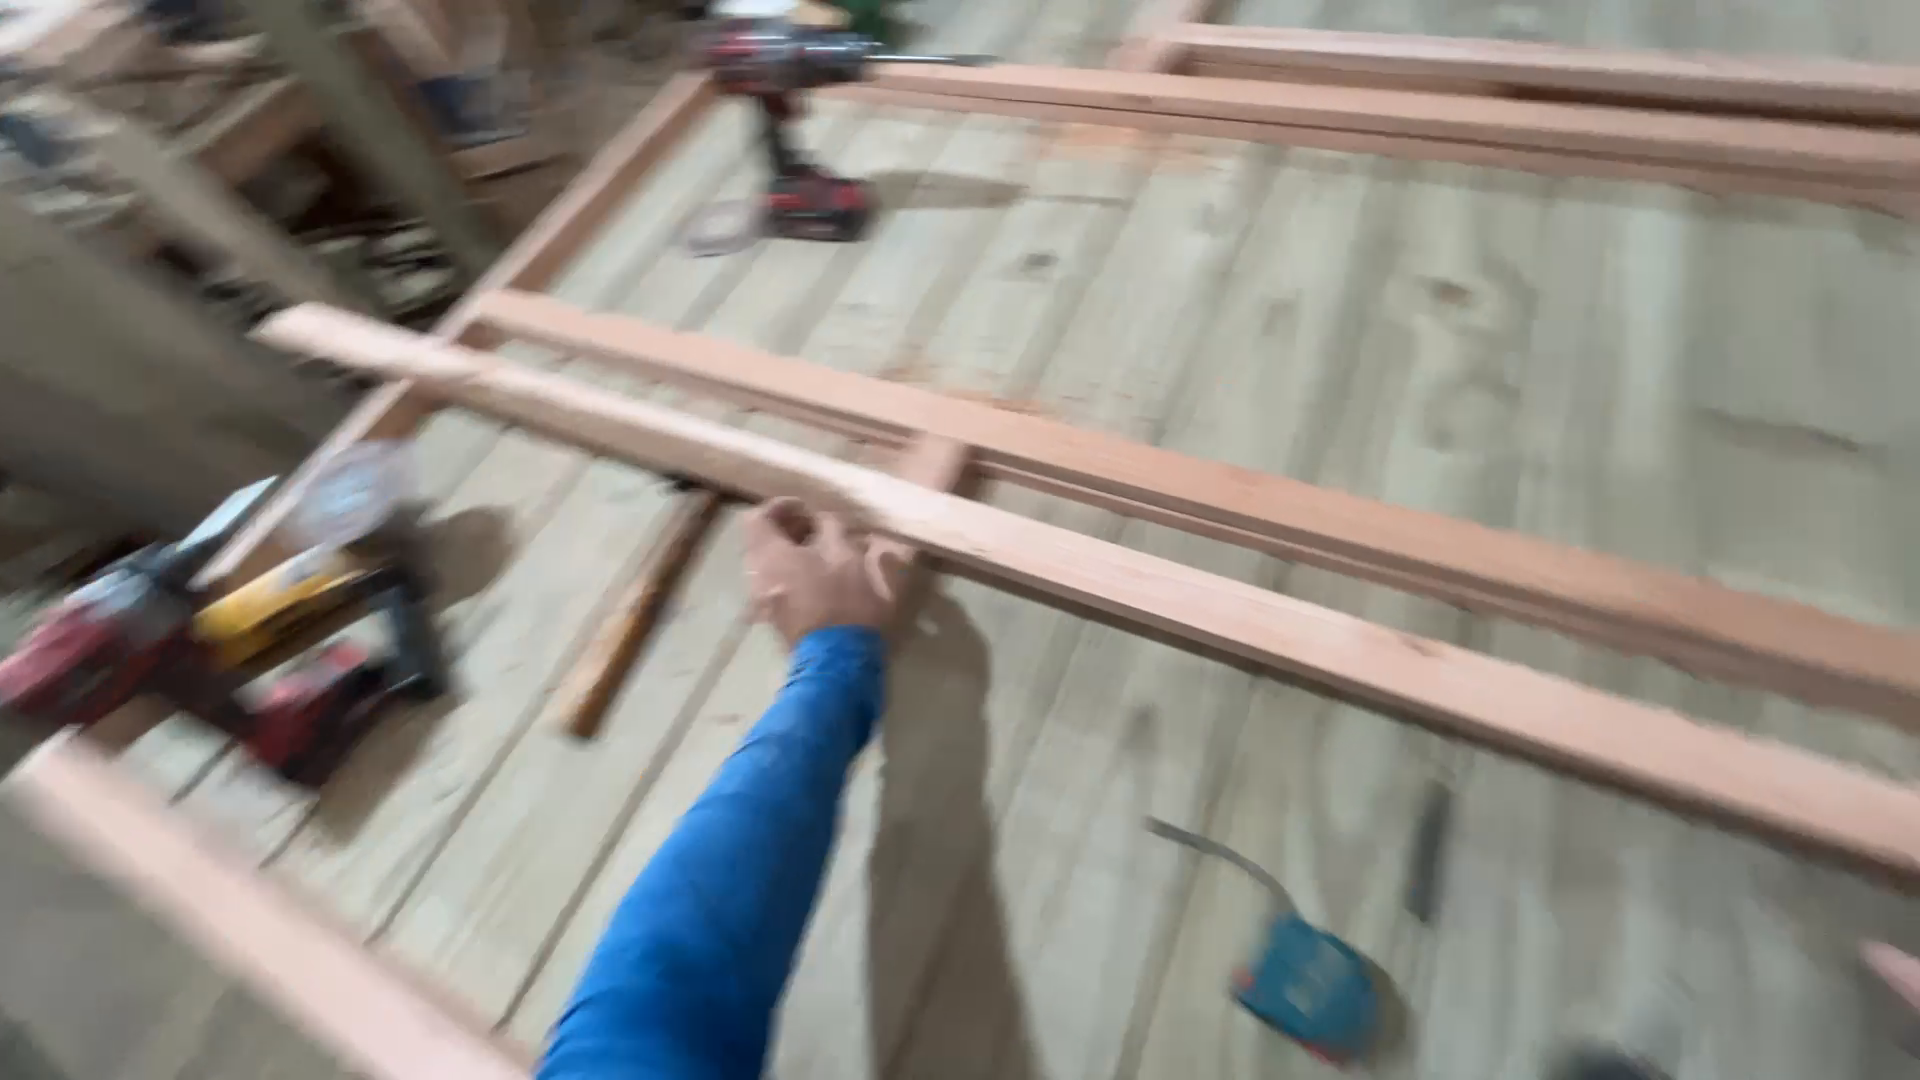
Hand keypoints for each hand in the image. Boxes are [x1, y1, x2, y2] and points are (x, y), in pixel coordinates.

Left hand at [742, 497, 899, 647]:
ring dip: (790, 551)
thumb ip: (831, 528)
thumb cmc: (845, 602)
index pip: (757, 517)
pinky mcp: (774, 618)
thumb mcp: (847, 555)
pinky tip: (819, 576)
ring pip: (768, 564)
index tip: (807, 508)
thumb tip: (822, 519)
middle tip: (818, 528)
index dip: (780, 506)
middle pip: (760, 541)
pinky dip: (791, 571)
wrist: (839, 661)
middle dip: (786, 529)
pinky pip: (775, 583)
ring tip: (823, 552)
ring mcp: (763, 601)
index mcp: (771, 556)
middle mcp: (758, 576)